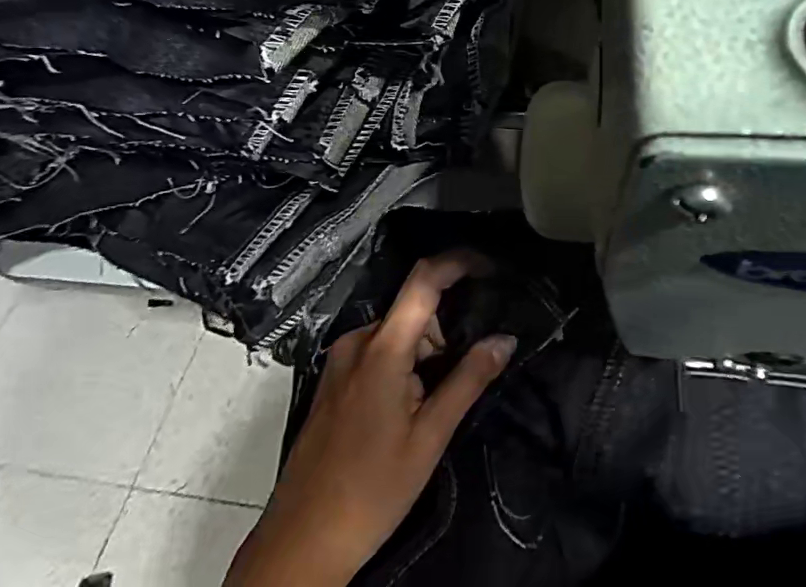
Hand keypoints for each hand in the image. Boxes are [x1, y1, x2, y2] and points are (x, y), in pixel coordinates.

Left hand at [225, 251, 515, 586]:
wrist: (300, 544)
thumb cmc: (371, 491)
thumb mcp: (430, 437)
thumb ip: (469, 380)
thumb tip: (505, 339)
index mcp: (381, 351)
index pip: (423, 281)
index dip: (459, 262)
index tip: (492, 266)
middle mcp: (355, 344)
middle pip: (414, 310)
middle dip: (446, 330)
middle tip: (463, 373)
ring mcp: (339, 362)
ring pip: (397, 332)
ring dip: (425, 351)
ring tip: (432, 402)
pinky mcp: (332, 381)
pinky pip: (377, 350)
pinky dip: (403, 362)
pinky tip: (408, 406)